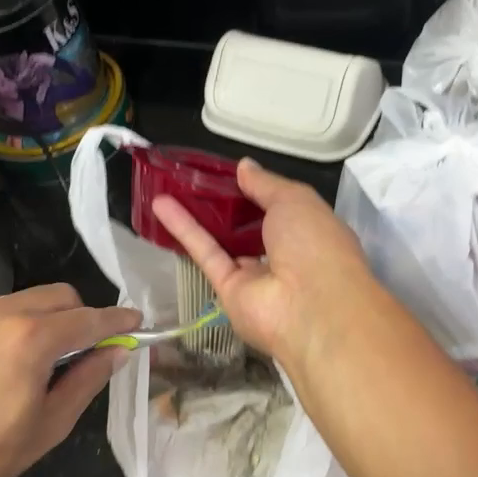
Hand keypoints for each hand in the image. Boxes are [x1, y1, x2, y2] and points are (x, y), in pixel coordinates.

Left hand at [0, 283, 139, 476]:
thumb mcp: (50, 425)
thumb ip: (88, 380)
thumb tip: (117, 352)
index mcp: (32, 339)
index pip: (89, 319)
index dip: (117, 321)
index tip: (134, 323)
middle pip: (58, 296)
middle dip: (77, 317)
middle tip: (77, 349)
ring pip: (18, 297)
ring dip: (33, 318)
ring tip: (22, 354)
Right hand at [151, 158, 378, 379]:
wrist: (312, 310)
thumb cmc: (315, 244)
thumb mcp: (295, 200)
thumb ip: (266, 184)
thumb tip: (244, 166)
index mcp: (311, 231)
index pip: (282, 207)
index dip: (258, 189)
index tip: (232, 171)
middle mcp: (286, 255)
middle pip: (250, 225)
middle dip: (226, 203)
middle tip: (195, 176)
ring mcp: (257, 276)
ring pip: (225, 240)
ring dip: (200, 214)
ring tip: (171, 185)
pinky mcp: (229, 291)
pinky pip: (207, 254)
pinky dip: (185, 229)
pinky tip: (161, 204)